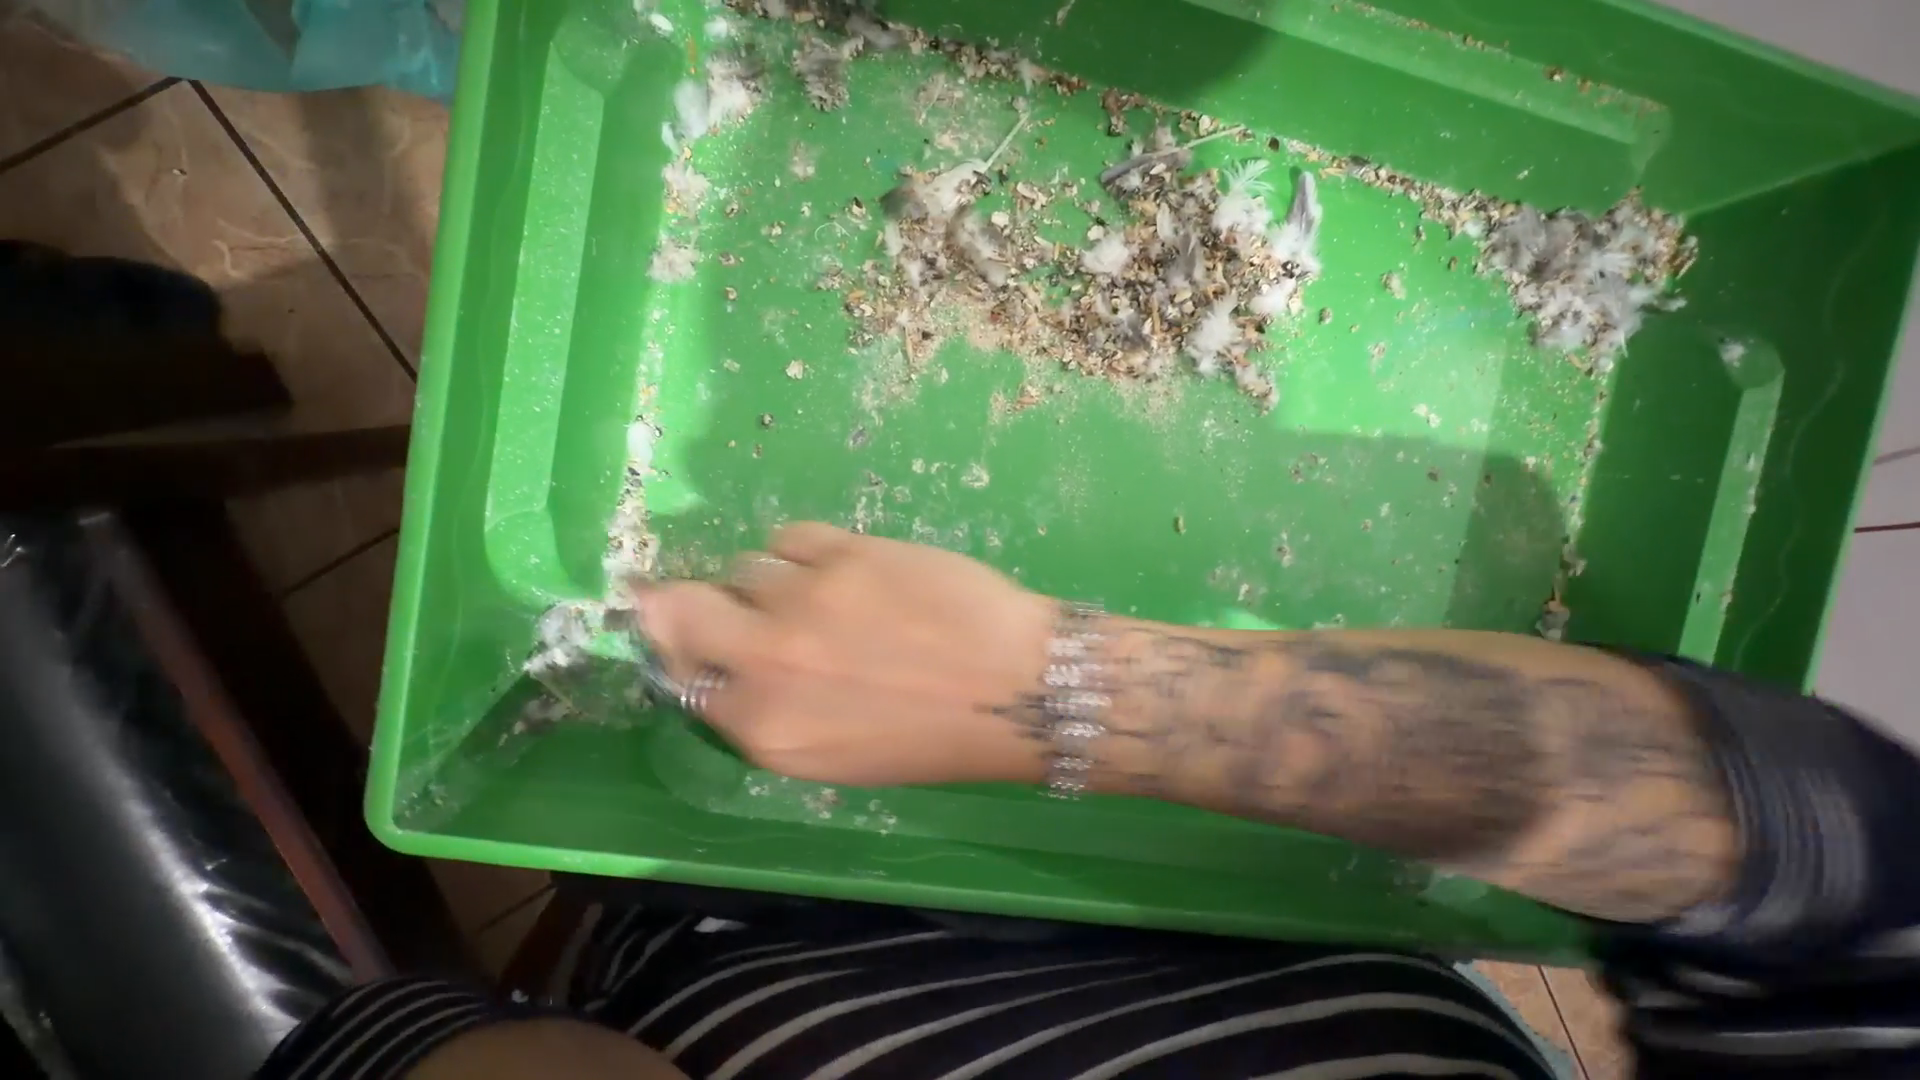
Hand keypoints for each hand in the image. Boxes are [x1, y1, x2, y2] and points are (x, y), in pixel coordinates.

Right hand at [634, 523, 1056, 786]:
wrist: (1019, 687)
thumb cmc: (934, 734)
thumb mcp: (837, 753)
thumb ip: (773, 711)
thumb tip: (728, 663)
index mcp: (765, 731)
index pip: (684, 676)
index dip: (691, 651)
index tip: (703, 637)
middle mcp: (768, 664)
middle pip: (682, 608)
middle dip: (693, 603)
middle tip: (730, 602)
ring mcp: (804, 600)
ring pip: (746, 567)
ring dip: (772, 581)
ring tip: (823, 596)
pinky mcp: (846, 551)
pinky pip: (790, 535)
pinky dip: (804, 551)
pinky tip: (843, 569)